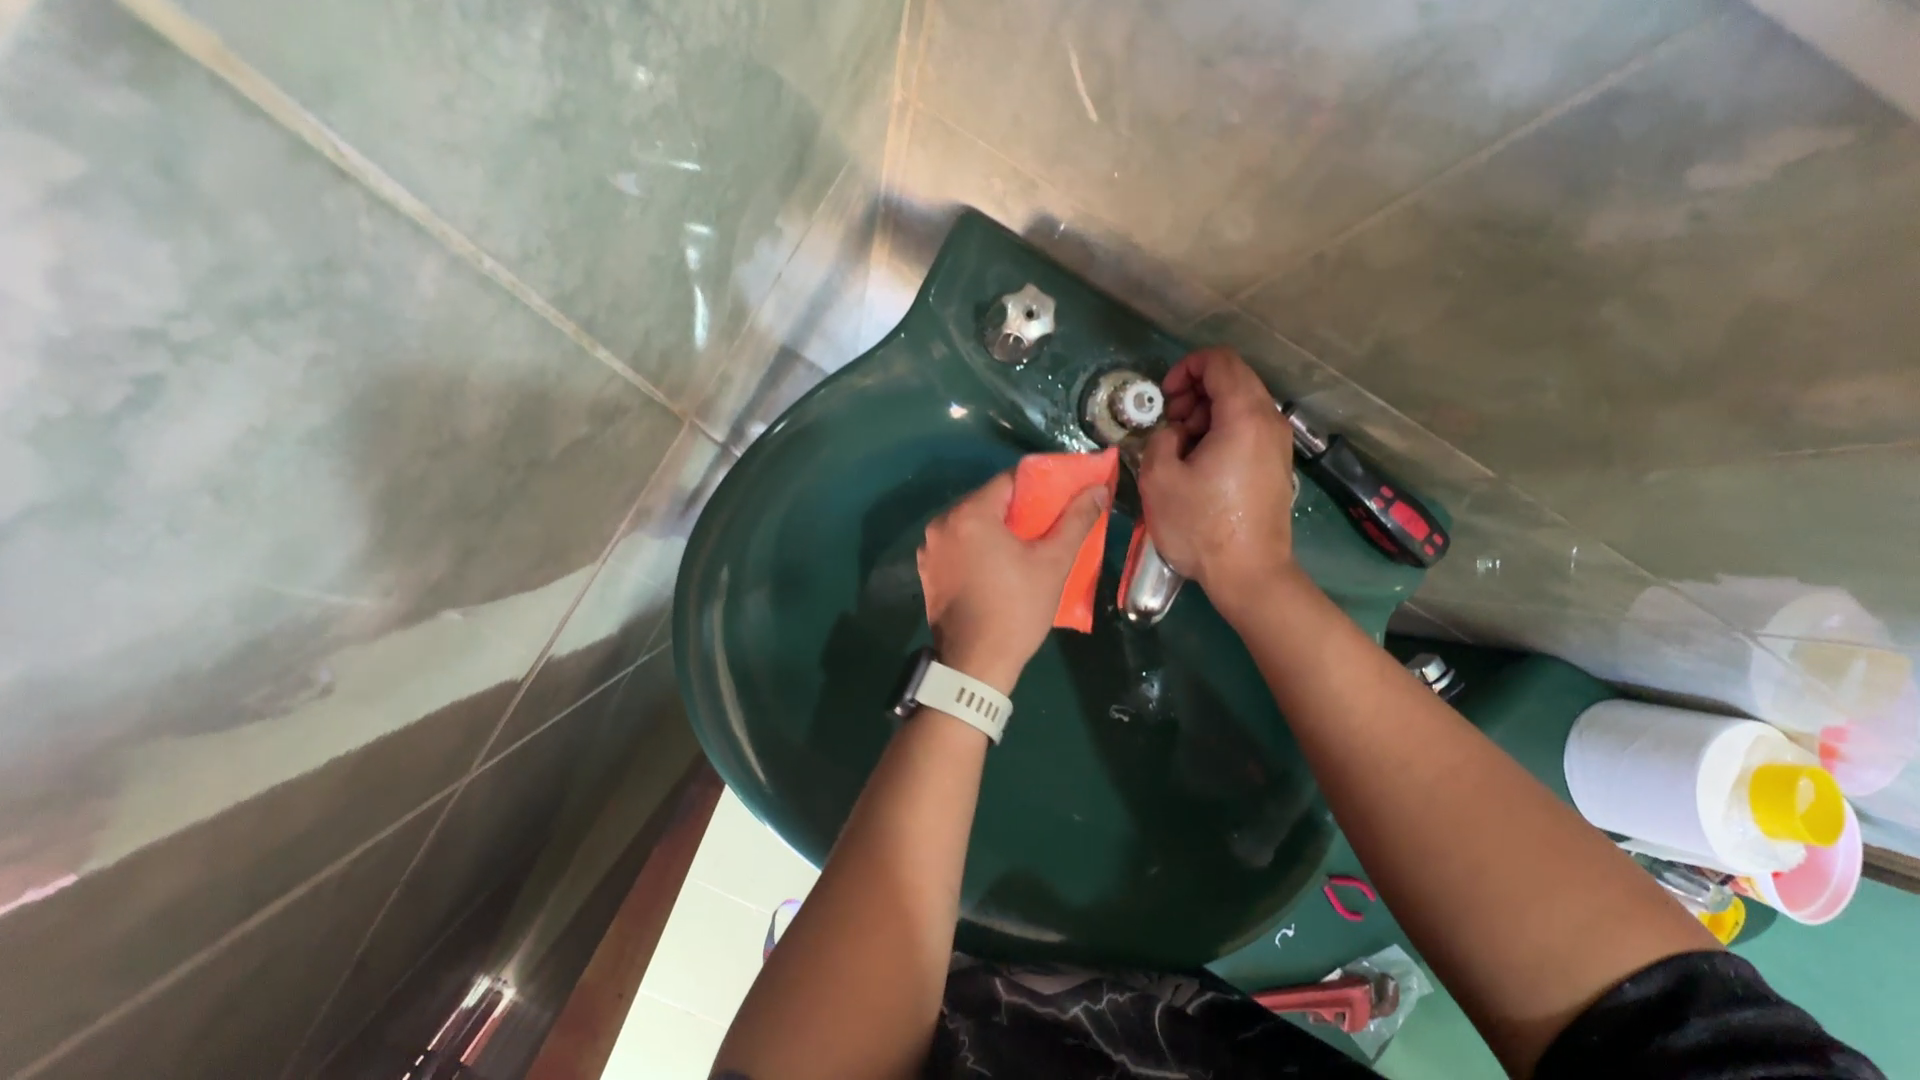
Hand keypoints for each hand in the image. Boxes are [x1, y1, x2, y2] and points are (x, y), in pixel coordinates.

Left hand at [917, 471, 1108, 694]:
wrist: (975, 664)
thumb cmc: (1017, 609)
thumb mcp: (1053, 562)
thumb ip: (1076, 520)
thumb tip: (1097, 489)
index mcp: (970, 514)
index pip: (1009, 481)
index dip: (1038, 485)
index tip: (1061, 495)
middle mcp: (942, 524)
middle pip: (987, 502)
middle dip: (1018, 509)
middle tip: (1048, 522)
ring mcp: (929, 549)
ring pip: (971, 525)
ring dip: (997, 529)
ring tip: (1027, 544)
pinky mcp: (926, 571)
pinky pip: (958, 546)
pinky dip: (978, 548)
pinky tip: (999, 564)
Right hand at [1137, 347, 1295, 609]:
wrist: (1249, 573)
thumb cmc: (1201, 526)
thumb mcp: (1159, 479)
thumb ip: (1160, 439)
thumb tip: (1174, 433)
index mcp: (1243, 416)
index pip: (1219, 361)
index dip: (1185, 368)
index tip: (1164, 398)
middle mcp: (1269, 421)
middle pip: (1233, 379)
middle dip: (1194, 391)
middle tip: (1169, 423)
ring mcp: (1278, 444)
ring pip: (1241, 404)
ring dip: (1206, 414)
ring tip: (1180, 447)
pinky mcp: (1276, 465)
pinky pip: (1248, 429)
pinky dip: (1222, 432)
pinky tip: (1200, 464)